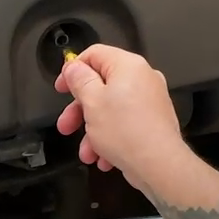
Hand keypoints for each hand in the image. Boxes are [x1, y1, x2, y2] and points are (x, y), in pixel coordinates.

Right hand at [55, 44, 192, 192]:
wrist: (158, 164)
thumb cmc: (124, 130)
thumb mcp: (92, 102)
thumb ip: (79, 80)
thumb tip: (73, 67)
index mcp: (128, 66)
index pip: (94, 54)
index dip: (72, 69)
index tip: (60, 88)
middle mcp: (142, 78)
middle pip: (101, 86)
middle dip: (79, 110)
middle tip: (66, 127)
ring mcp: (150, 101)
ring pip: (110, 110)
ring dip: (92, 131)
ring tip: (86, 154)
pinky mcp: (153, 122)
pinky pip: (125, 124)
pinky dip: (110, 139)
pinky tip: (103, 159)